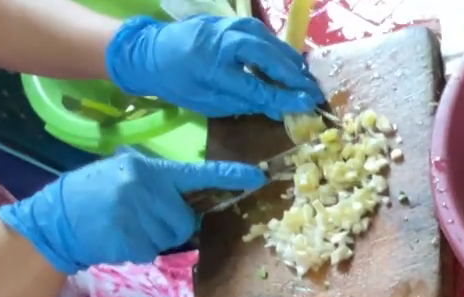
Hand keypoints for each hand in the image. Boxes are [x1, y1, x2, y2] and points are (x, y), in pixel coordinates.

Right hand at [0, 155, 264, 273]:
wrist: (52, 220)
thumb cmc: (93, 199)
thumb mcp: (123, 178)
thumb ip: (158, 187)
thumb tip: (190, 203)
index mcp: (146, 169)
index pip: (195, 174)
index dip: (228, 177)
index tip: (258, 177)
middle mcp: (144, 185)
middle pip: (186, 219)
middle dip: (169, 225)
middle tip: (134, 217)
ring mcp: (136, 210)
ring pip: (173, 236)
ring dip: (154, 237)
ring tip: (123, 224)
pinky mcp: (130, 235)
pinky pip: (154, 250)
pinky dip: (140, 248)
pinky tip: (117, 236)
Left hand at [107, 15, 322, 119]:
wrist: (148, 51)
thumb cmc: (180, 84)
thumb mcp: (213, 103)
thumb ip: (248, 102)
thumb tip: (282, 108)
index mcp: (212, 66)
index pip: (259, 86)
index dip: (286, 97)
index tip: (309, 106)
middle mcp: (221, 40)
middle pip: (267, 55)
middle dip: (295, 75)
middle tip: (315, 93)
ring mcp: (224, 26)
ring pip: (267, 40)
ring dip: (290, 60)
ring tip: (305, 78)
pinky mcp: (227, 22)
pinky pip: (260, 34)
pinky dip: (278, 49)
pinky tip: (288, 62)